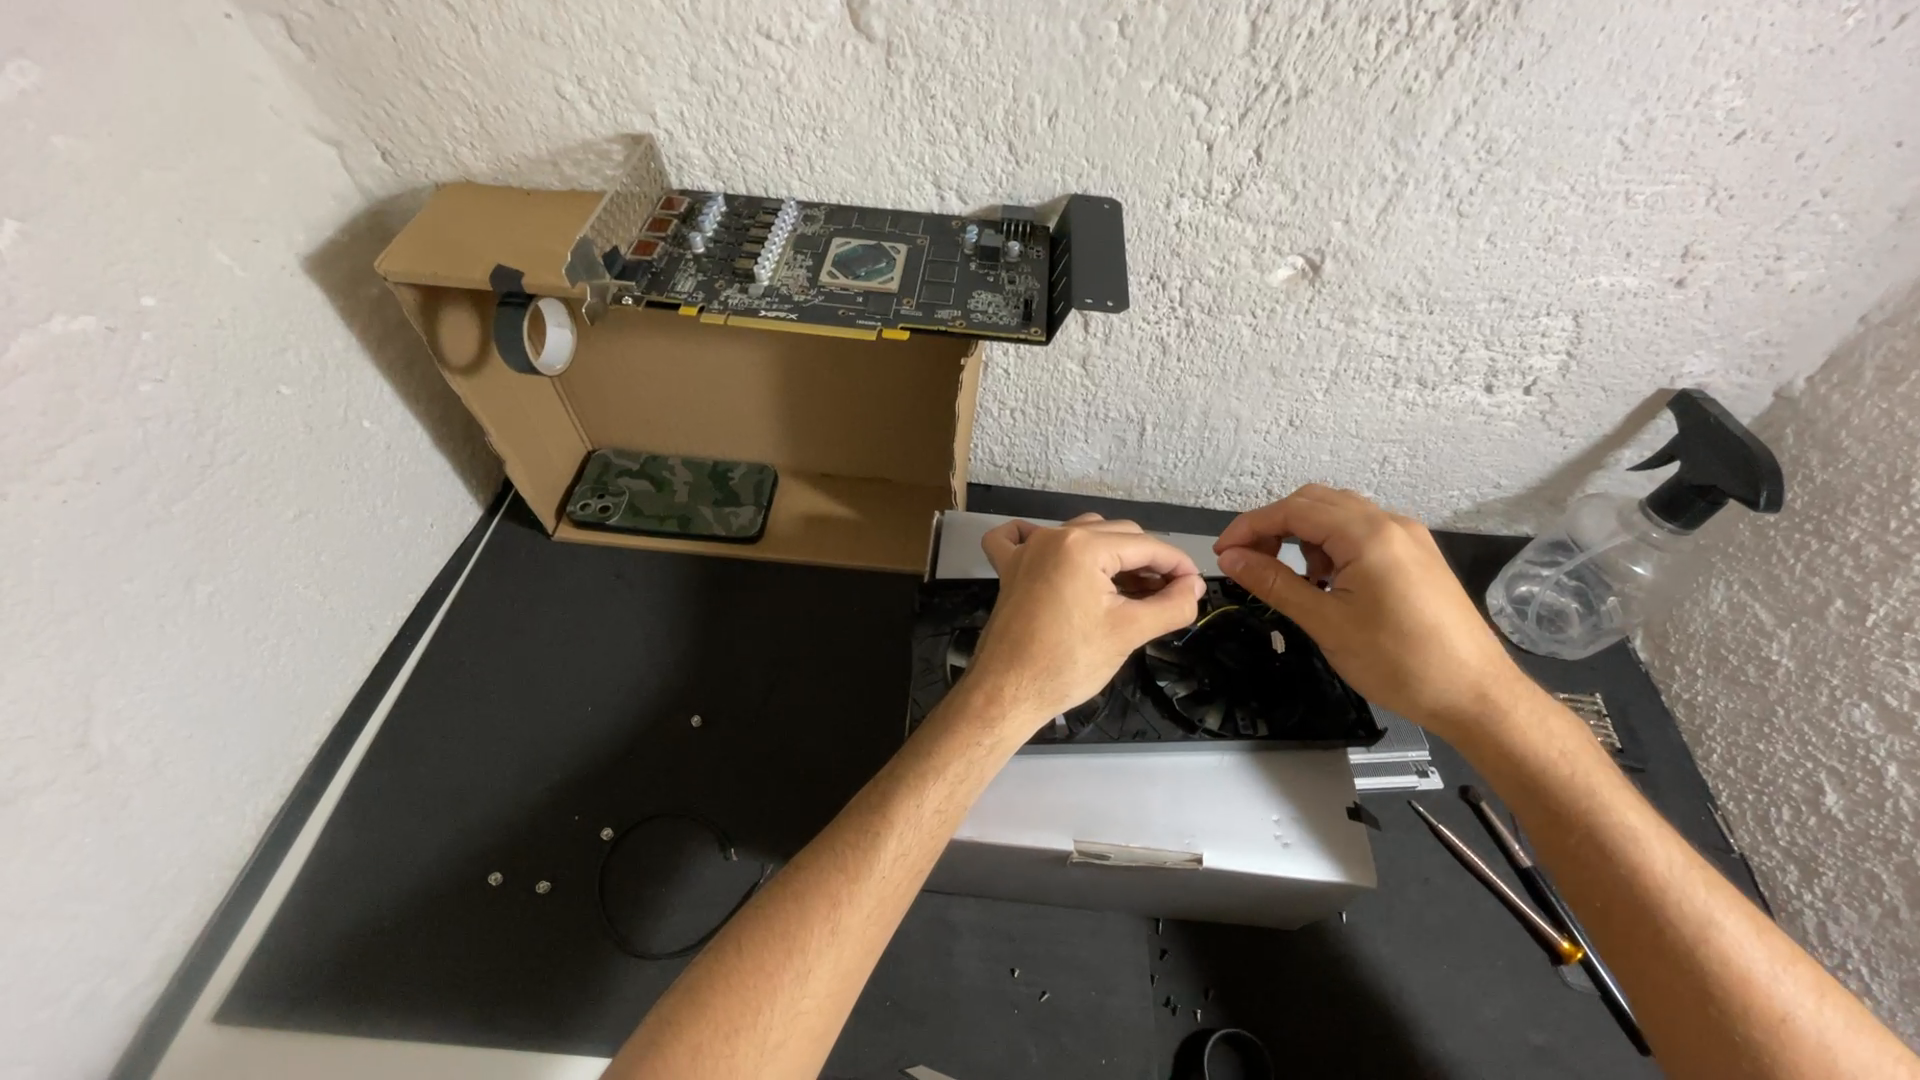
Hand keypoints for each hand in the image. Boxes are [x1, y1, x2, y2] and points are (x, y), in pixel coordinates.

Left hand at [969, 514, 1205, 729]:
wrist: (1007, 692)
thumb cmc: (1067, 663)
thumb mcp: (1129, 633)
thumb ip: (1171, 605)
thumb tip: (1193, 588)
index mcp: (1084, 547)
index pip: (1147, 546)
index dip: (1178, 565)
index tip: (1194, 588)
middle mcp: (1054, 537)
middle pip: (1118, 535)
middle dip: (1148, 561)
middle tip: (1168, 595)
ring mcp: (1027, 551)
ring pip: (1082, 533)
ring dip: (1110, 553)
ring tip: (1131, 587)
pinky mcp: (1010, 569)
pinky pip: (1020, 538)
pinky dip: (1041, 540)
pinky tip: (1057, 555)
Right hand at [1213, 485, 1528, 736]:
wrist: (1475, 694)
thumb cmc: (1397, 662)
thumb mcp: (1325, 623)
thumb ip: (1274, 583)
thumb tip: (1230, 558)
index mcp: (1368, 534)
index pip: (1293, 510)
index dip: (1250, 527)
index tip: (1222, 554)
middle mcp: (1390, 523)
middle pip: (1315, 502)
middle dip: (1274, 526)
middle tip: (1248, 562)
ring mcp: (1408, 538)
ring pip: (1339, 515)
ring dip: (1303, 536)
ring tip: (1291, 579)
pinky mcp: (1416, 556)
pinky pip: (1361, 533)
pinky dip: (1331, 547)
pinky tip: (1327, 583)